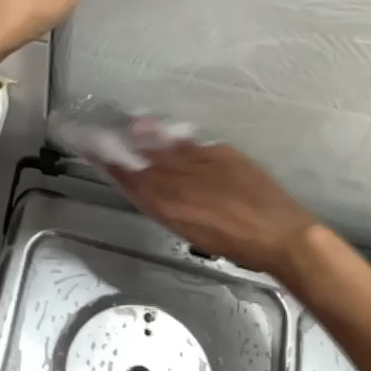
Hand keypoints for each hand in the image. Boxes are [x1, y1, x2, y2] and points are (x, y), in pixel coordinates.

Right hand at [106, 139, 318, 274]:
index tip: (88, 145)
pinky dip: (176, 140)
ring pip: (165, 145)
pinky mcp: (224, 154)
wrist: (282, 235)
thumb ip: (161, 204)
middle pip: (142, 154)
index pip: (128, 173)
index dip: (106, 158)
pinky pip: (191, 144)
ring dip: (146, 136)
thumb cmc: (236, 243)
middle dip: (120, 143)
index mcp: (168, 199)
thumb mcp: (188, 229)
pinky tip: (172, 137)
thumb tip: (138, 182)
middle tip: (101, 132)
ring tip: (133, 126)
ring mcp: (202, 160)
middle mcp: (180, 174)